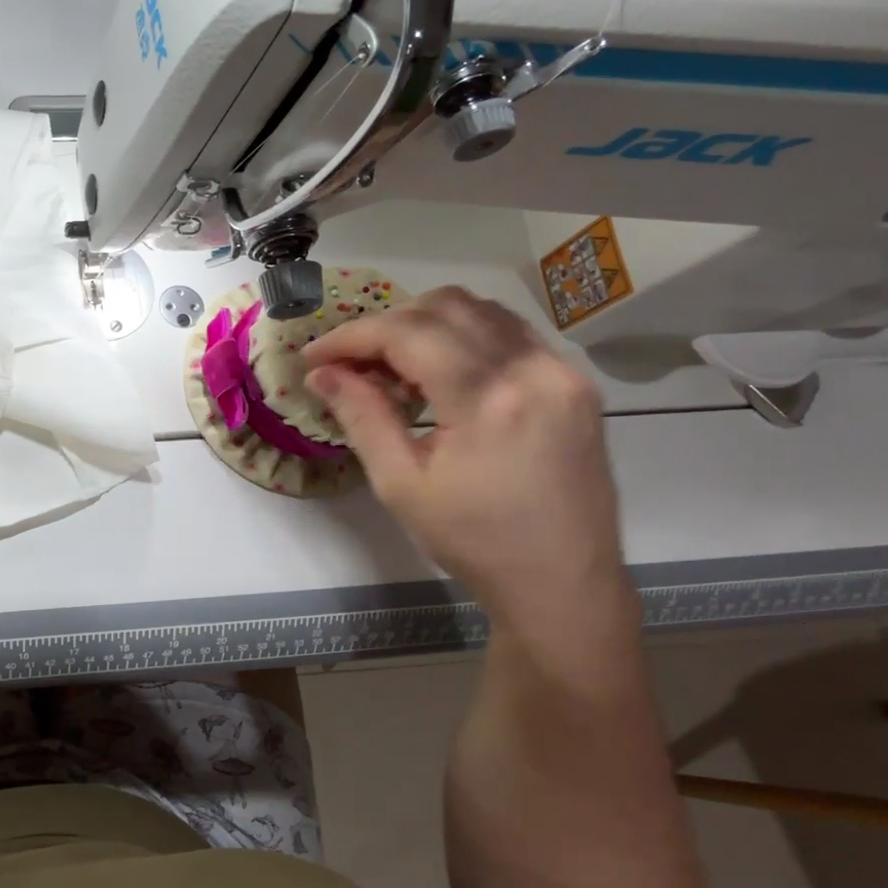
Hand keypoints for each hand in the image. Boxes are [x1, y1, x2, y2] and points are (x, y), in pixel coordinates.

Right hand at [303, 287, 626, 616]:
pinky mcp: (574, 382)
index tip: (312, 357)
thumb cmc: (473, 540)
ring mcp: (562, 371)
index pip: (407, 333)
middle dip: (384, 324)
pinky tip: (438, 373)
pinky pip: (510, 333)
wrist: (561, 579)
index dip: (351, 336)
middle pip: (444, 307)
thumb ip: (362, 417)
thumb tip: (321, 374)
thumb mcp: (401, 484)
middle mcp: (532, 368)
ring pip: (481, 311)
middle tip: (347, 362)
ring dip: (424, 324)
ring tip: (388, 366)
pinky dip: (463, 337)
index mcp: (487, 398)